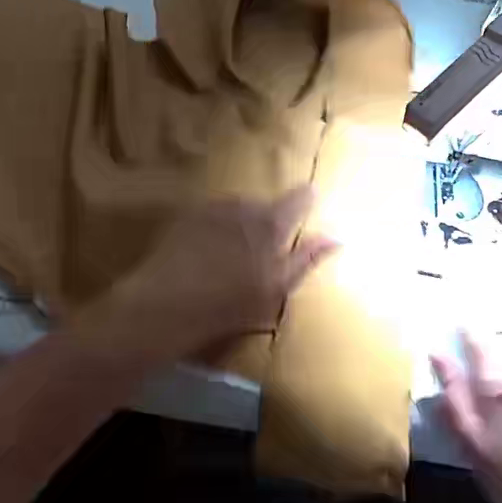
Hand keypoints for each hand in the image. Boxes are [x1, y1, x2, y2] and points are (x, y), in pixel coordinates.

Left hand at [83, 187, 338, 369]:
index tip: (310, 204)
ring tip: (235, 254)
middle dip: (270, 221)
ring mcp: (213, 207)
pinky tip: (210, 253)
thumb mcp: (277, 289)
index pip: (300, 197)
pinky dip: (219, 229)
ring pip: (239, 210)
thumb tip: (336, 236)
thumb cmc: (230, 304)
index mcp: (271, 222)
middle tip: (265, 250)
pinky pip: (214, 216)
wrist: (165, 305)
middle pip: (267, 205)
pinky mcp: (187, 216)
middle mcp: (244, 205)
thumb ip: (306, 258)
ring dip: (243, 224)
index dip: (307, 199)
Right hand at [432, 332, 501, 502]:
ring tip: (491, 393)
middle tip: (468, 379)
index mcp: (496, 379)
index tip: (449, 349)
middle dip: (478, 350)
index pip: (472, 336)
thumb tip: (437, 353)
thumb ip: (453, 393)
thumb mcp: (471, 441)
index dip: (457, 337)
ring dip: (498, 360)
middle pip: (493, 340)